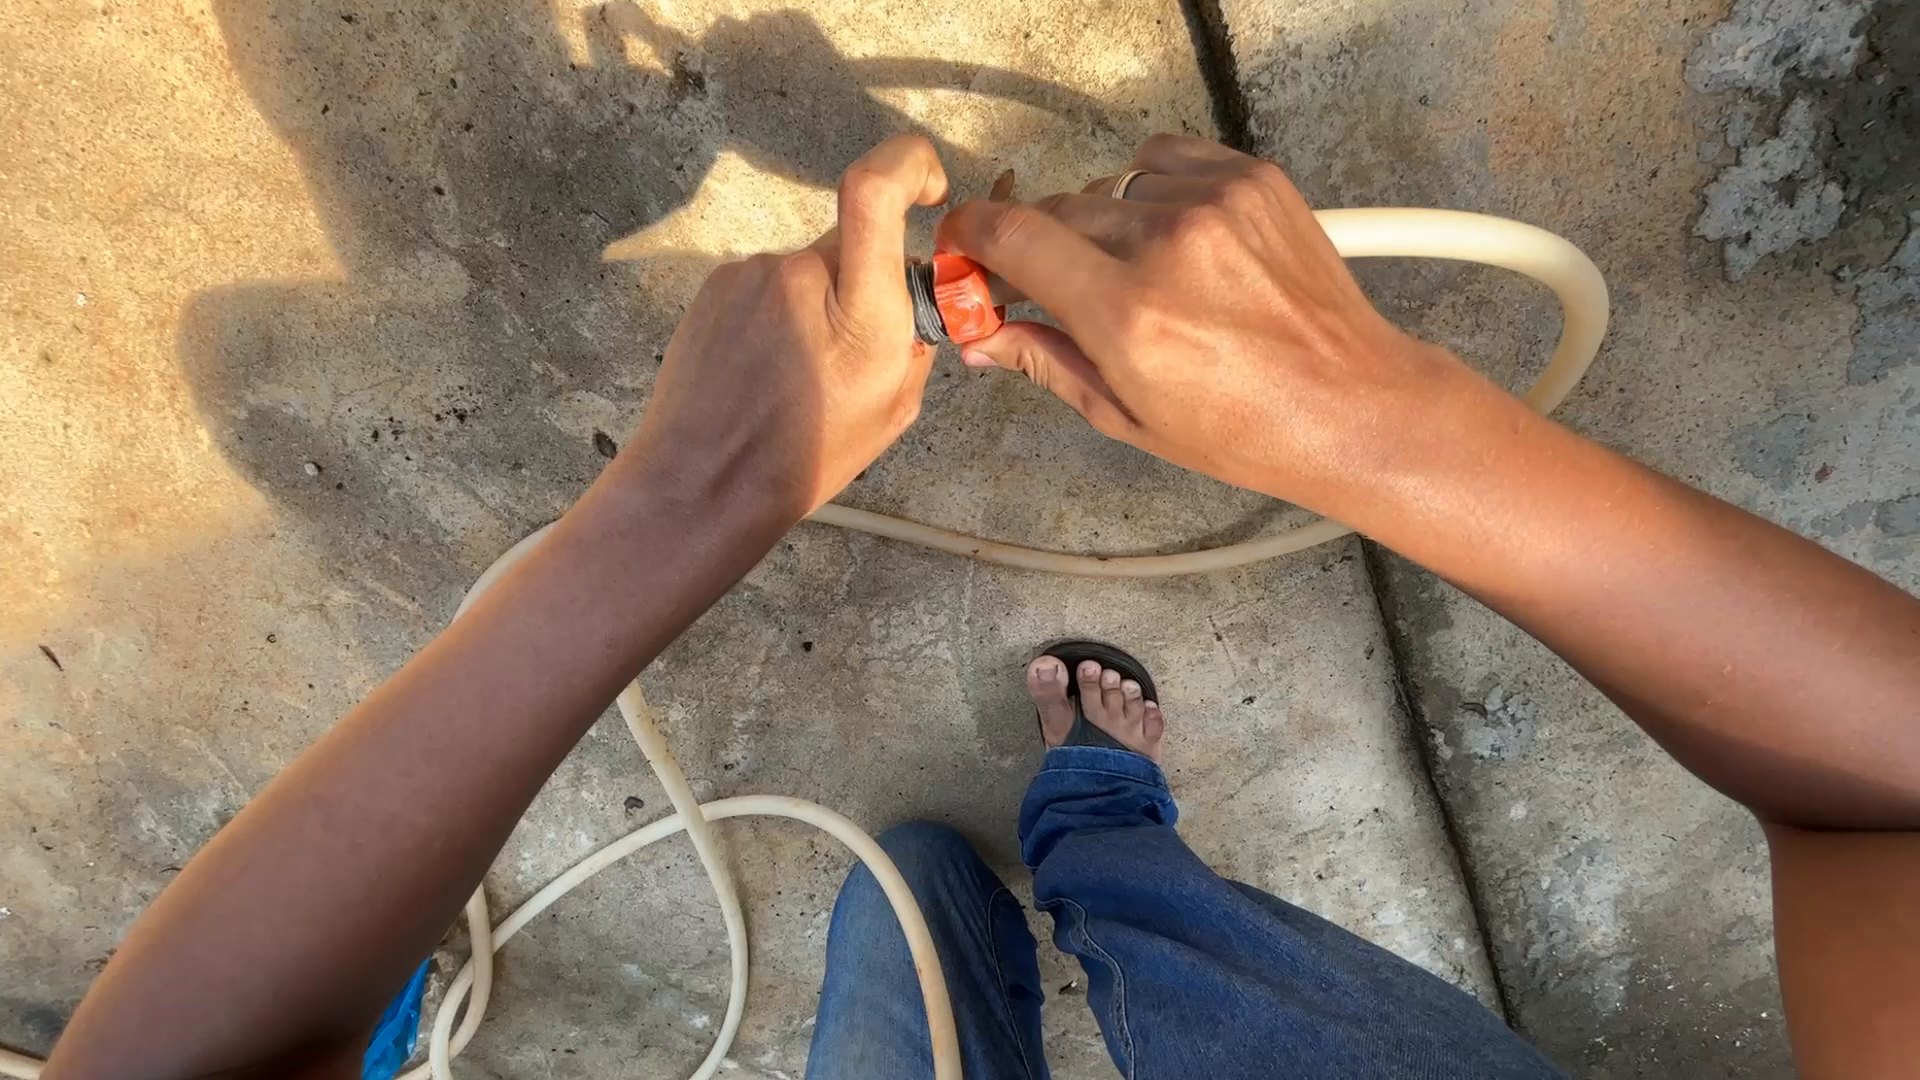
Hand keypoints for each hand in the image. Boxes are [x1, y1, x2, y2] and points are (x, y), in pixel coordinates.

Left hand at [624, 135, 948, 518]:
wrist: (705, 480)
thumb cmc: (807, 459)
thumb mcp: (893, 411)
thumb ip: (913, 343)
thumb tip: (910, 306)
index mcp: (859, 313)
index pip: (874, 191)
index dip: (908, 162)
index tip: (928, 184)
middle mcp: (800, 274)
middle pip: (851, 242)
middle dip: (863, 281)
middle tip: (849, 346)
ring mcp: (751, 274)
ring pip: (807, 268)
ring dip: (816, 304)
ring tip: (796, 370)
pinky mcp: (716, 283)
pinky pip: (768, 283)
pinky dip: (779, 313)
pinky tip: (764, 364)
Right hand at [937, 134, 1481, 513]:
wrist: (1347, 404)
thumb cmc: (1238, 430)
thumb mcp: (1124, 414)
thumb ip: (1044, 362)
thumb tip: (981, 338)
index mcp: (1127, 315)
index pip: (1015, 239)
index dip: (971, 236)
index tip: (960, 247)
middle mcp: (1167, 244)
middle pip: (1055, 211)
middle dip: (1033, 247)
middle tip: (1042, 286)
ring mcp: (1213, 201)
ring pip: (1107, 187)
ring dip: (1095, 227)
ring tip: (1129, 277)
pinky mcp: (1251, 178)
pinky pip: (1161, 160)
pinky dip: (1145, 193)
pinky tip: (1164, 239)